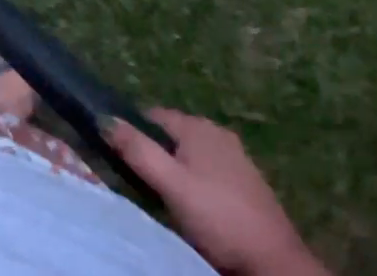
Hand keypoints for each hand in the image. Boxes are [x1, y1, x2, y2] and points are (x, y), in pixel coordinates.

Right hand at [108, 110, 326, 275]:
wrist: (274, 264)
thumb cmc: (217, 217)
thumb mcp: (170, 183)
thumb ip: (136, 149)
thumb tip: (102, 117)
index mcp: (199, 127)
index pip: (150, 115)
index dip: (131, 132)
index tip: (120, 158)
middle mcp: (218, 134)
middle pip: (169, 134)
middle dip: (152, 151)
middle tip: (139, 180)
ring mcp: (236, 158)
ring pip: (188, 154)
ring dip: (173, 168)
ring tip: (162, 194)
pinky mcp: (246, 183)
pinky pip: (206, 170)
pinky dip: (194, 181)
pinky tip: (191, 204)